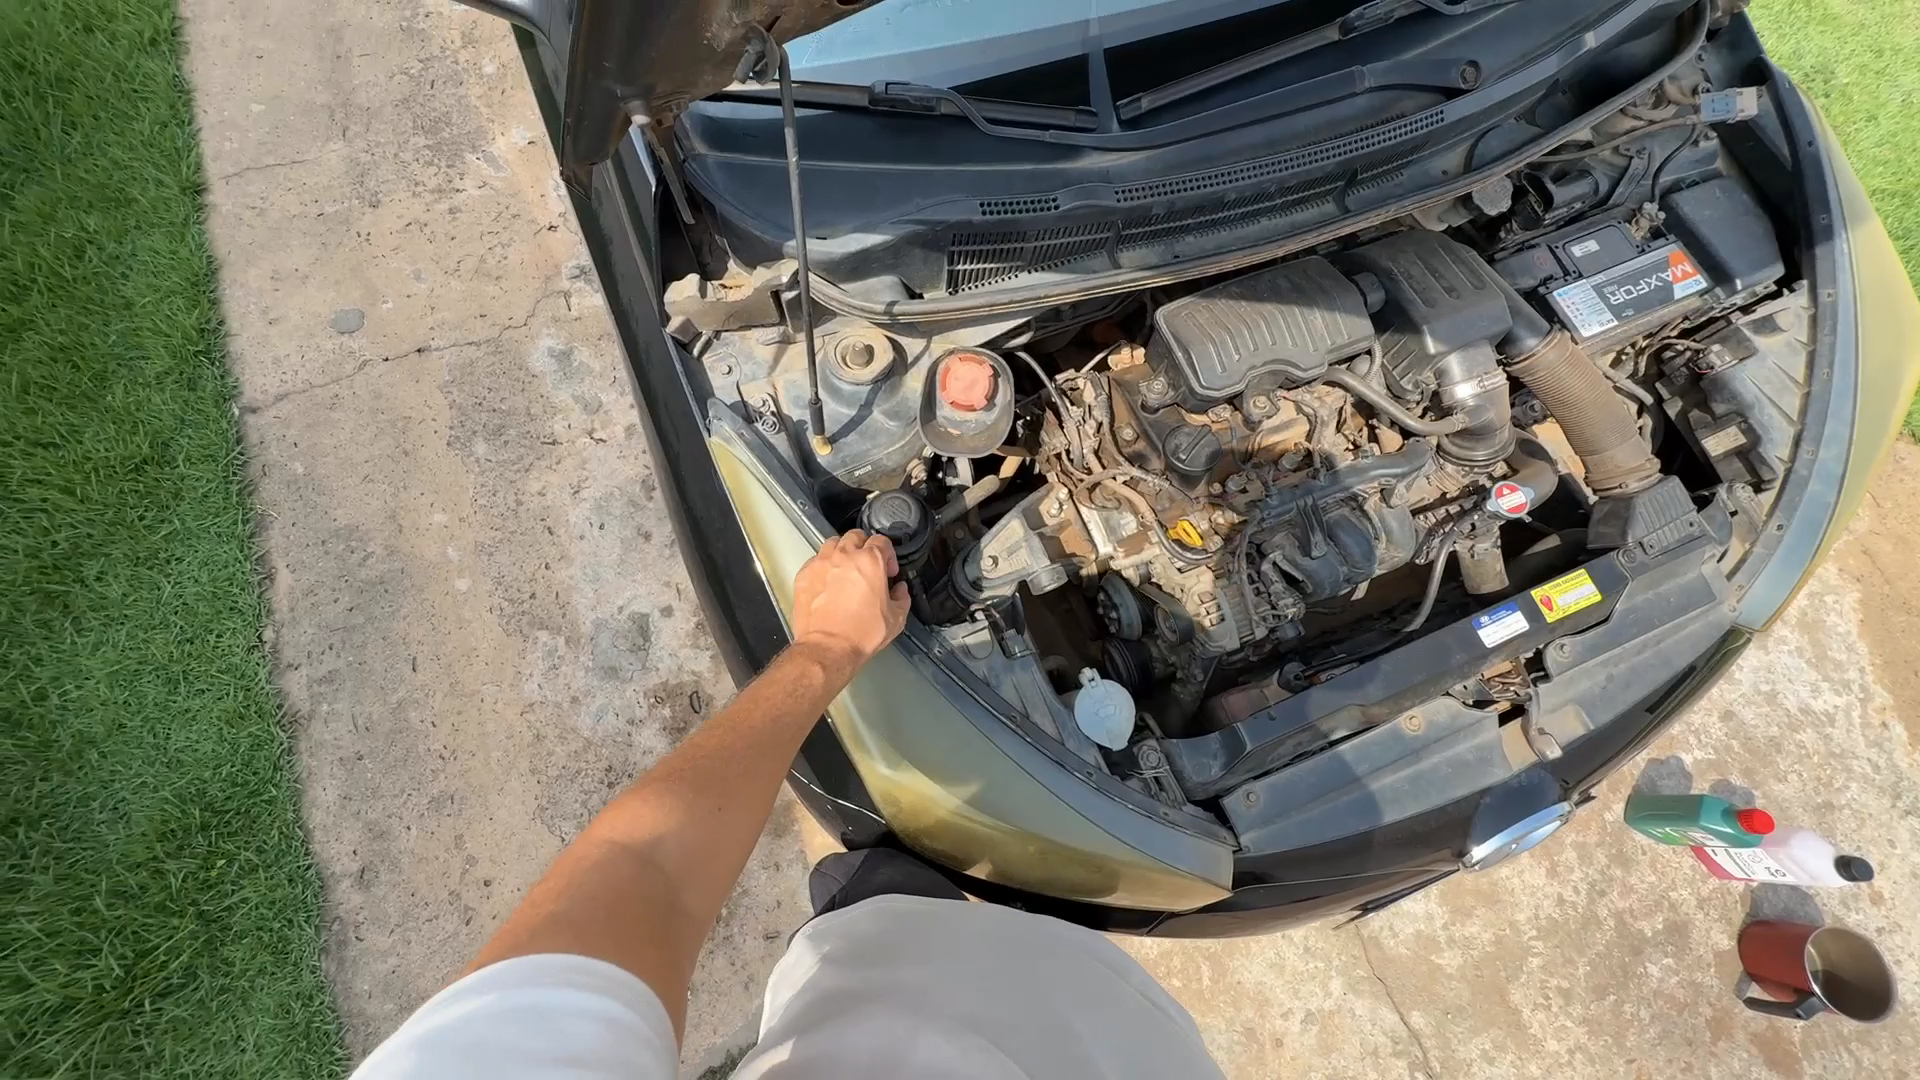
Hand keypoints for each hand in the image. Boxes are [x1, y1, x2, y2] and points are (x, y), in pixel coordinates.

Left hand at [790, 530, 910, 672]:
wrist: (828, 648)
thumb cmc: (859, 634)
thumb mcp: (896, 619)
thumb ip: (902, 598)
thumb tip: (900, 591)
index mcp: (870, 561)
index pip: (881, 541)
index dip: (888, 554)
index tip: (888, 569)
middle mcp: (844, 556)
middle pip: (855, 536)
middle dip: (864, 546)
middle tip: (868, 564)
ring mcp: (822, 563)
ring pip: (833, 543)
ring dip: (842, 551)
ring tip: (846, 569)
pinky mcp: (805, 575)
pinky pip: (815, 560)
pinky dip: (824, 566)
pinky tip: (828, 581)